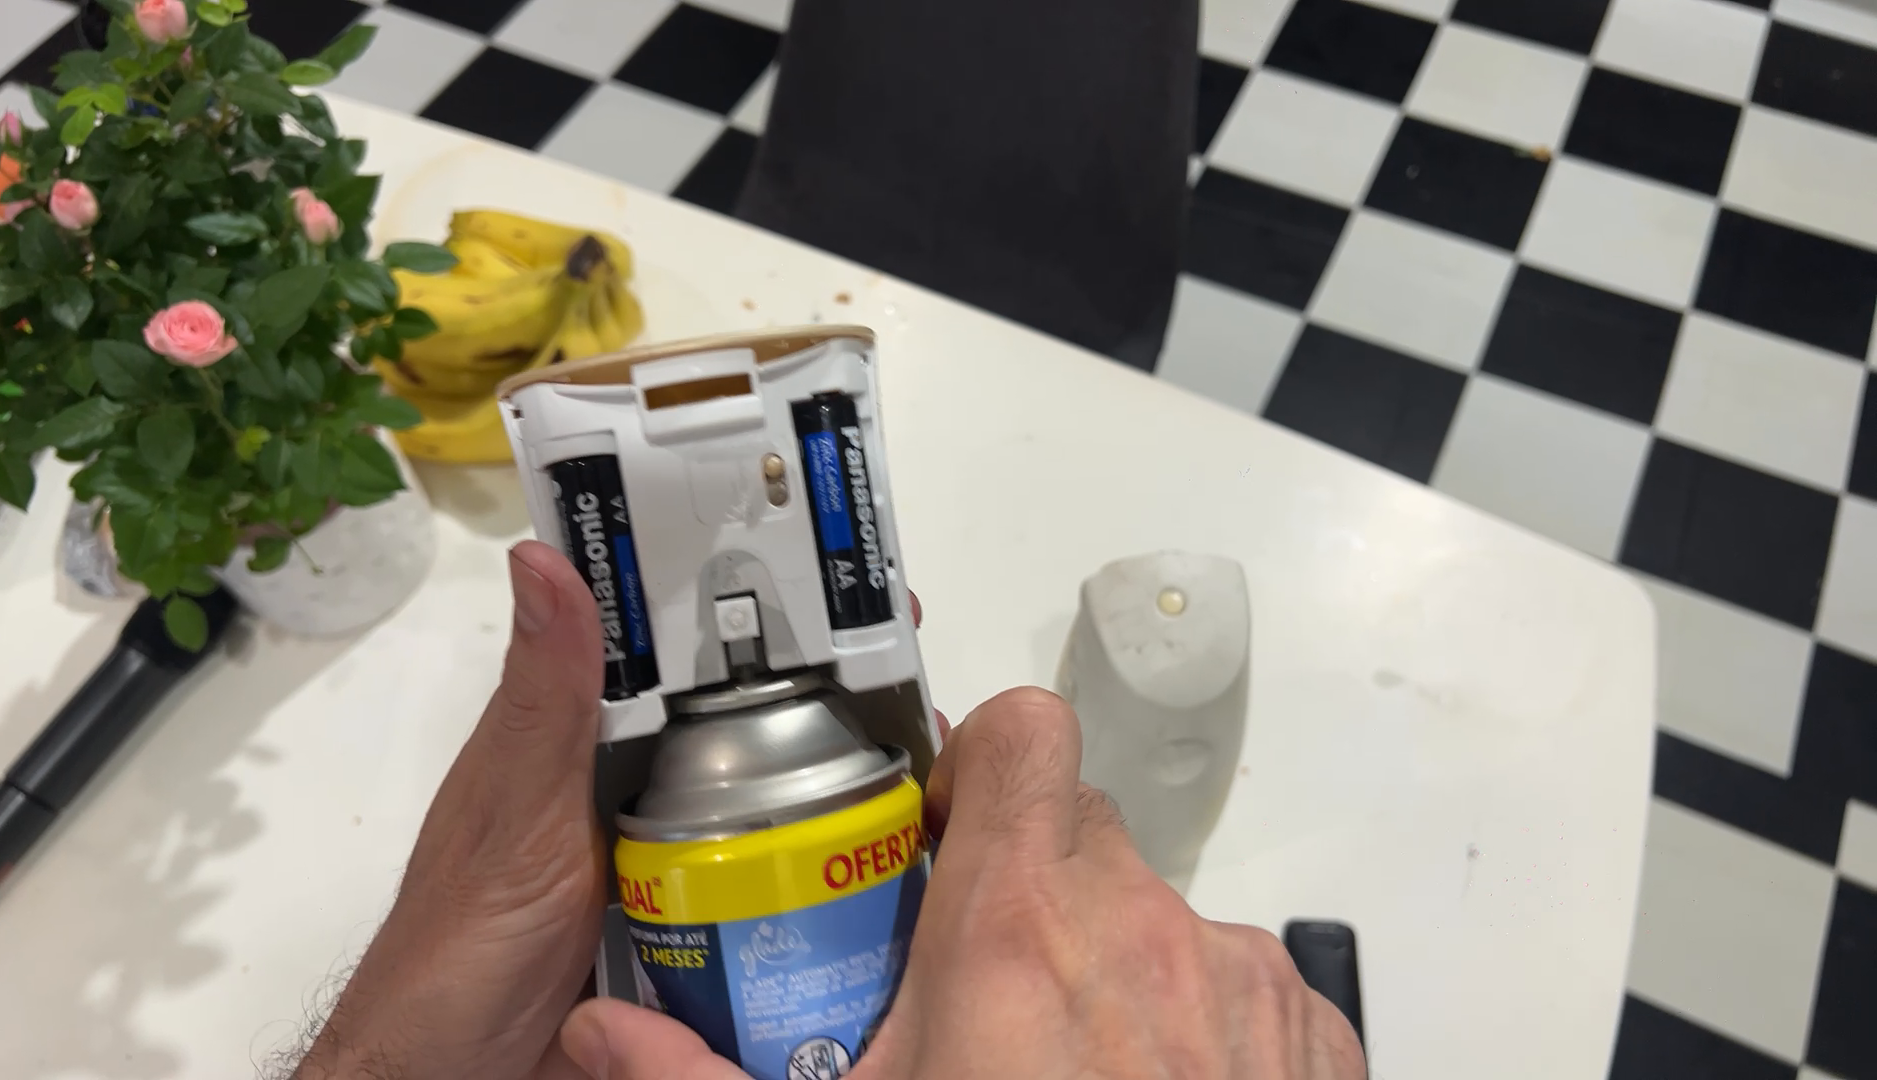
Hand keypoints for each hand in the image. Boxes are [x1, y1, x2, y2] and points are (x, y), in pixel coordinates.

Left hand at [289, 543, 942, 1079]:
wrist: (468, 1076)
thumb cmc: (476, 930)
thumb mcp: (520, 798)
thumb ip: (545, 693)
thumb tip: (541, 554)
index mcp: (605, 722)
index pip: (688, 637)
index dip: (753, 596)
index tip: (833, 566)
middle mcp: (653, 765)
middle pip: (749, 701)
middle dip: (827, 669)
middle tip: (907, 650)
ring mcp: (685, 832)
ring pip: (772, 770)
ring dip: (841, 746)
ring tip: (920, 726)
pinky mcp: (709, 894)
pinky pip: (776, 846)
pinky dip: (827, 828)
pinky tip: (886, 821)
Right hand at [559, 688, 1366, 1079]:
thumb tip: (593, 1035)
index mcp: (1019, 933)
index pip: (1023, 733)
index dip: (981, 754)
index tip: (943, 824)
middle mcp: (1138, 928)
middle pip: (1070, 822)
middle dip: (1018, 867)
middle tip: (978, 960)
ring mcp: (1235, 977)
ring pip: (1141, 896)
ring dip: (1095, 945)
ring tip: (1064, 1059)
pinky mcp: (1304, 1029)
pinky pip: (1223, 969)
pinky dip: (1180, 1006)